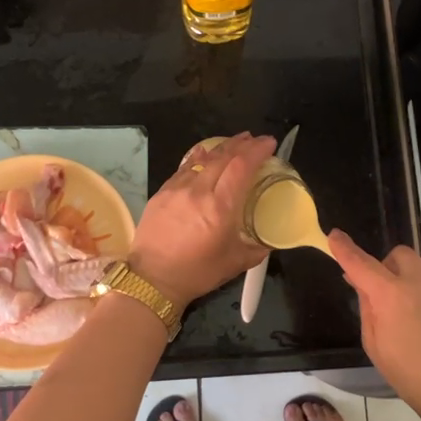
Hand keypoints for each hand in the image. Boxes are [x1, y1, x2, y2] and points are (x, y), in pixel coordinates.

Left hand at [128, 133, 274, 304]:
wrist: (151, 280)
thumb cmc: (197, 273)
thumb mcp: (234, 263)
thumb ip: (255, 248)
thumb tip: (268, 241)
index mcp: (220, 207)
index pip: (241, 166)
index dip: (257, 151)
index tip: (269, 143)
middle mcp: (199, 191)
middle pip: (223, 156)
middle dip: (242, 144)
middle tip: (255, 139)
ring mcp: (177, 189)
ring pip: (203, 158)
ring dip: (222, 148)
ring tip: (236, 142)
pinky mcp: (162, 193)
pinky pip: (185, 168)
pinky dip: (199, 157)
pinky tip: (205, 154)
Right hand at [329, 229, 420, 420]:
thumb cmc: (413, 378)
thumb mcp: (376, 346)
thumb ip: (368, 308)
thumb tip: (362, 283)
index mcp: (391, 296)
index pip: (361, 264)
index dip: (345, 248)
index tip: (335, 236)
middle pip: (399, 255)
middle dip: (388, 267)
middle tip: (388, 295)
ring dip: (414, 286)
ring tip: (420, 322)